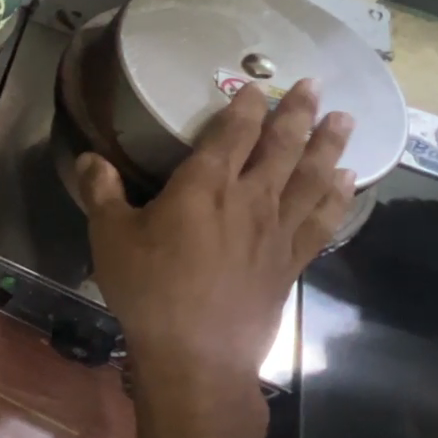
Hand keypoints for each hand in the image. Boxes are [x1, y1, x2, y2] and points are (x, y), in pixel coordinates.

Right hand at [77, 80, 355, 384]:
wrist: (196, 352)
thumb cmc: (148, 287)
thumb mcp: (109, 235)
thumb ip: (101, 192)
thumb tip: (88, 158)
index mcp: (203, 188)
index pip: (230, 136)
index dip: (244, 108)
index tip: (255, 85)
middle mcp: (248, 200)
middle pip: (281, 148)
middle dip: (298, 114)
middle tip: (316, 85)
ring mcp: (276, 231)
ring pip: (311, 178)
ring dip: (329, 146)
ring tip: (346, 120)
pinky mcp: (291, 261)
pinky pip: (322, 220)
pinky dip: (337, 197)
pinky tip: (348, 182)